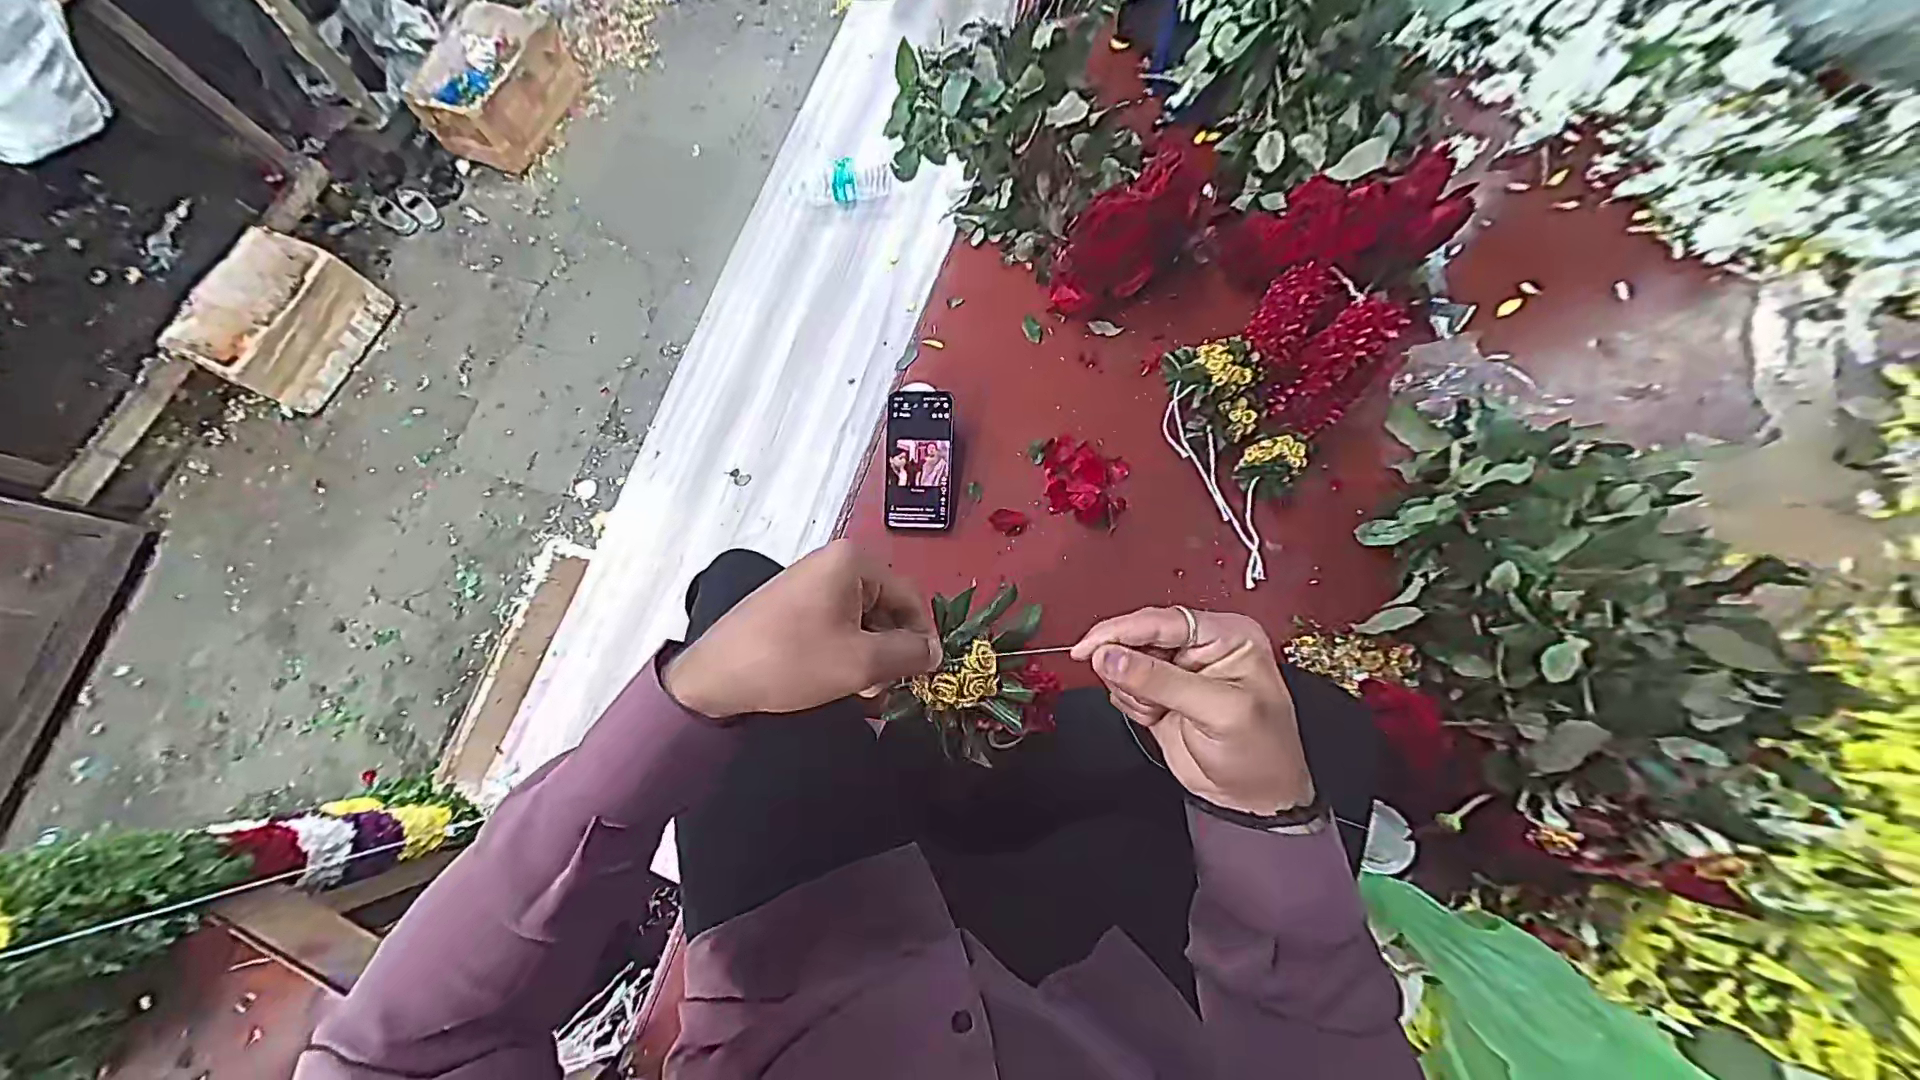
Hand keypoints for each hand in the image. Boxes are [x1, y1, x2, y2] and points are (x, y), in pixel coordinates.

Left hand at [664, 541, 941, 718]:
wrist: (714, 678)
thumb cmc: (792, 661)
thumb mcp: (862, 662)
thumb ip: (910, 653)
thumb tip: (935, 651)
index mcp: (853, 561)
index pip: (910, 597)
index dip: (922, 637)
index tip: (925, 673)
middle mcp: (833, 562)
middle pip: (886, 607)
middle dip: (891, 650)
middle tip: (886, 687)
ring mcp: (811, 582)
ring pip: (862, 620)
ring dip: (870, 656)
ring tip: (860, 690)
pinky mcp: (794, 604)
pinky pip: (837, 623)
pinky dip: (846, 651)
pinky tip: (838, 680)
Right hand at [1071, 607, 1312, 814]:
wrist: (1254, 799)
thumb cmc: (1261, 754)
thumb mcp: (1218, 712)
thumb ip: (1160, 682)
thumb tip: (1111, 657)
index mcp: (1226, 634)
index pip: (1162, 620)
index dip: (1121, 631)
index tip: (1090, 647)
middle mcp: (1199, 645)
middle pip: (1136, 636)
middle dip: (1128, 667)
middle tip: (1140, 695)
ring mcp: (1176, 668)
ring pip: (1123, 660)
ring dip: (1132, 690)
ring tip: (1159, 711)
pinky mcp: (1157, 689)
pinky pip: (1121, 684)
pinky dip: (1130, 703)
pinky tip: (1156, 716)